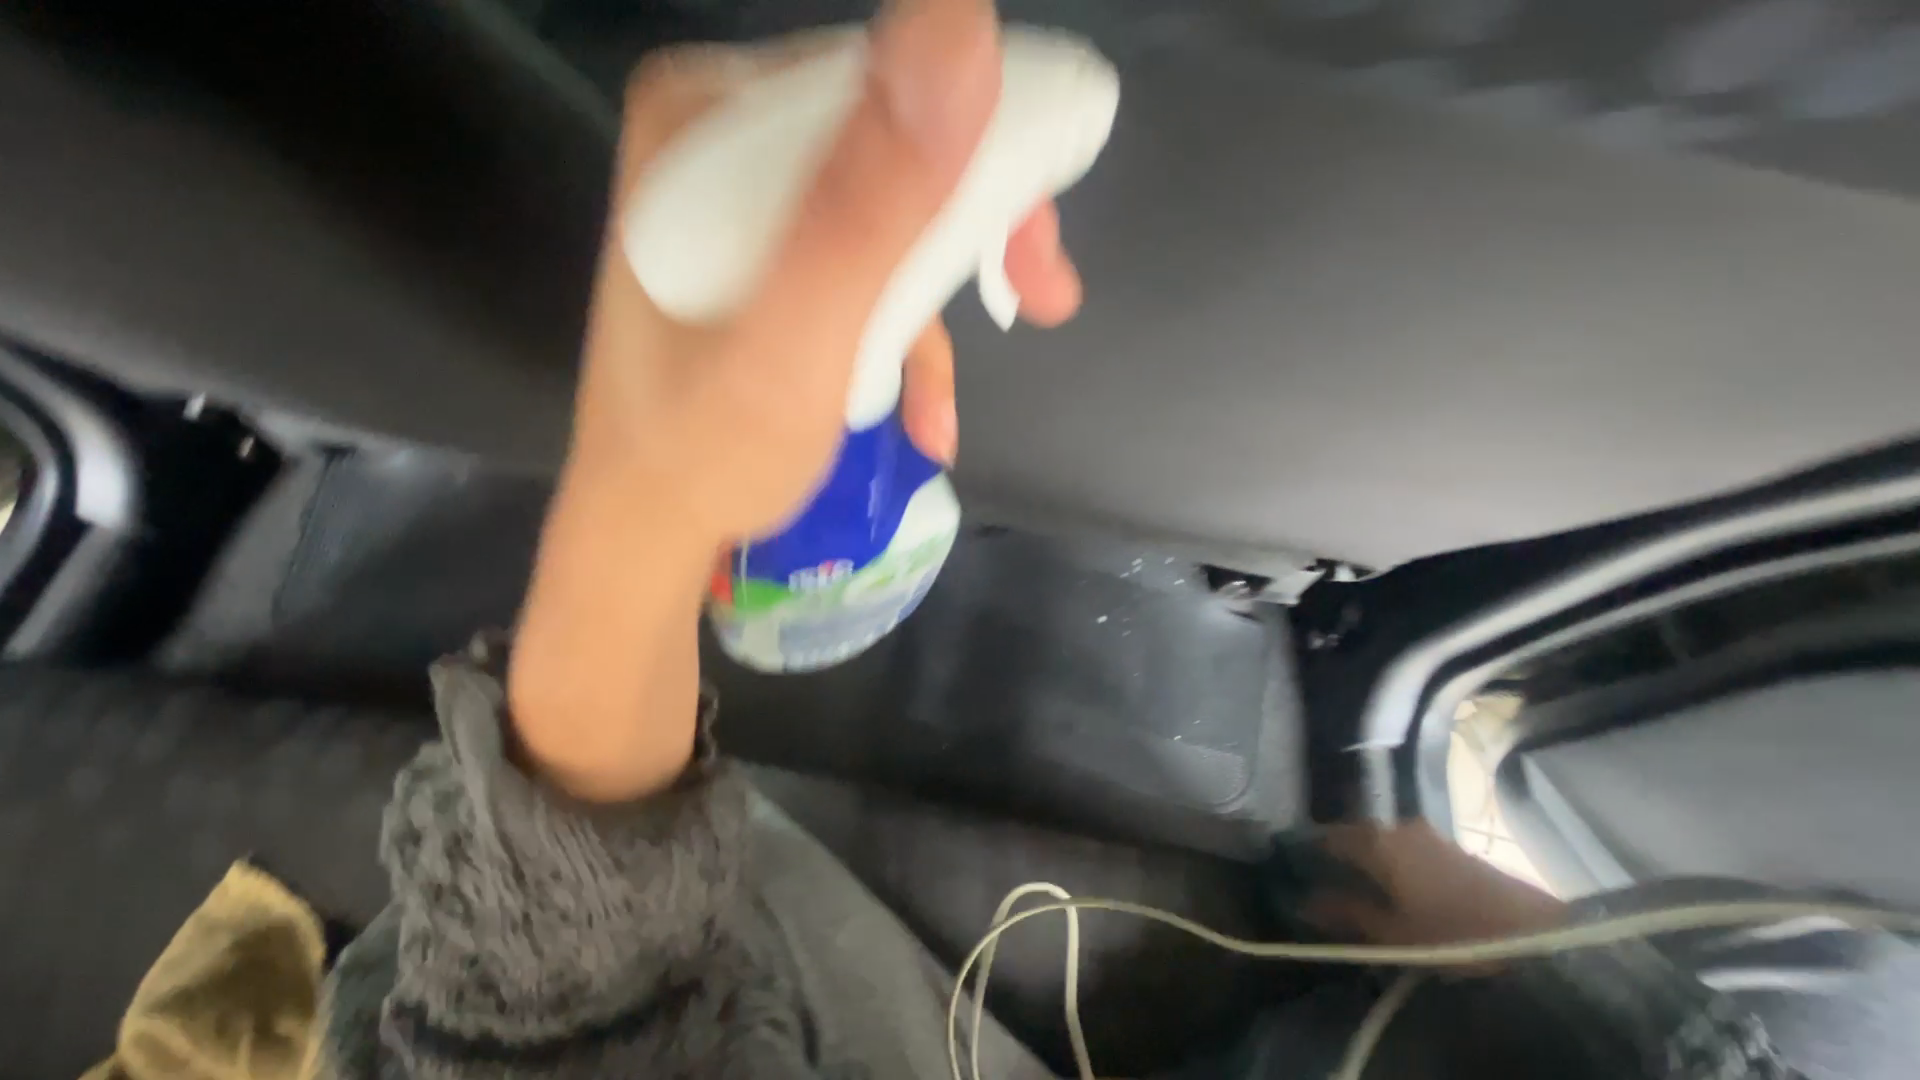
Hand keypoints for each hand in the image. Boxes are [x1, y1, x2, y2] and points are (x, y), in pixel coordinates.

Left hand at [511, 0, 1082, 801]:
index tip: (1031, 246)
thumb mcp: (799, 335)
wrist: (650, 531)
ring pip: (890, 210)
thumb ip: (872, 201)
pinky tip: (923, 416)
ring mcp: (743, 204)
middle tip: (1041, 293)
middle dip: (976, 229)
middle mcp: (723, 140)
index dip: (980, 154)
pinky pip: (862, 269)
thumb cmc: (712, 449)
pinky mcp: (764, 261)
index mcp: (712, 119)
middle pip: (895, 146)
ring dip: (948, 293)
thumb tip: (965, 25)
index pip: (882, 85)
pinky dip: (905, 338)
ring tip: (971, 384)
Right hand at [1304, 824, 1565, 957]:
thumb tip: (1304, 901)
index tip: (1298, 870)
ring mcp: (1429, 834)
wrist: (1535, 933)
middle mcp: (1397, 827)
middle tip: (1330, 883)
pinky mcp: (1454, 847)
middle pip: (1357, 835)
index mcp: (1375, 841)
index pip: (1328, 836)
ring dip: (1372, 859)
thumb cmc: (1452, 932)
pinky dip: (1397, 863)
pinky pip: (1408, 848)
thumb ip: (1346, 913)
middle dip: (1342, 855)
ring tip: (1365, 888)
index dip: (1310, 853)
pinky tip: (1400, 887)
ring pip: (1385, 841)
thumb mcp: (1392, 932)